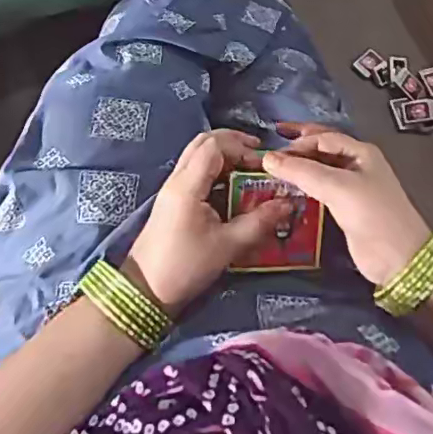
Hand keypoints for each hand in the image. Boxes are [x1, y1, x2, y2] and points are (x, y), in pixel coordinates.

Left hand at [126, 130, 291, 311]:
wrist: (145, 290)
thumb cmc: (185, 266)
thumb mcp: (227, 245)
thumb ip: (259, 221)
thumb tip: (288, 203)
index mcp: (188, 185)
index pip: (214, 145)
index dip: (241, 147)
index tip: (263, 164)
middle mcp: (177, 178)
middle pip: (204, 142)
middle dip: (233, 143)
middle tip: (258, 156)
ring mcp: (172, 188)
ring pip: (197, 154)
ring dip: (224, 155)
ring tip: (249, 169)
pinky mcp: (173, 199)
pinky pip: (195, 171)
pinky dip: (215, 169)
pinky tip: (232, 186)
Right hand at [263, 126, 432, 286]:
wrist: (399, 259)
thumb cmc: (372, 215)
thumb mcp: (337, 188)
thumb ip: (302, 171)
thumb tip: (268, 158)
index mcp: (360, 152)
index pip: (323, 138)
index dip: (298, 142)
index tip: (273, 153)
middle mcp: (357, 164)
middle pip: (322, 149)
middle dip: (298, 147)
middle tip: (271, 149)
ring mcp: (352, 186)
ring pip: (320, 169)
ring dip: (299, 167)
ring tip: (274, 170)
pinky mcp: (346, 207)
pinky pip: (321, 188)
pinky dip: (305, 185)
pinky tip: (290, 189)